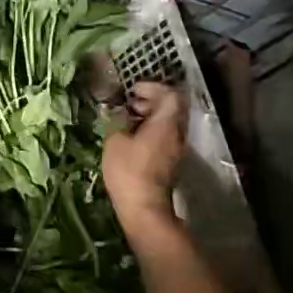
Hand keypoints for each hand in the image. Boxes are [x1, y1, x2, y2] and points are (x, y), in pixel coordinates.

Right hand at [103, 82, 186, 234]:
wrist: (144, 206)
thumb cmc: (128, 169)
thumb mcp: (115, 139)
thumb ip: (118, 120)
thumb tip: (117, 109)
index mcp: (166, 124)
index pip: (171, 95)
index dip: (153, 87)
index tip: (132, 90)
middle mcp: (177, 133)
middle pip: (173, 108)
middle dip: (151, 100)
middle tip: (128, 102)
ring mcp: (177, 147)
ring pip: (169, 122)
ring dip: (151, 115)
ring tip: (127, 118)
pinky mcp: (171, 159)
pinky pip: (165, 134)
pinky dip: (151, 128)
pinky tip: (131, 135)